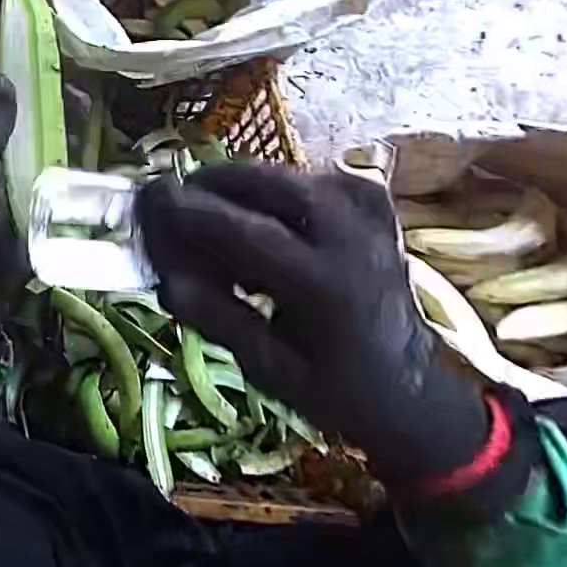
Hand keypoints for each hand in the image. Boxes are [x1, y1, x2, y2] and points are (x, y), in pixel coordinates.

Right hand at [139, 162, 534, 506]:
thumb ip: (218, 320)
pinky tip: (257, 221)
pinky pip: (301, 178)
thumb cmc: (339, 392)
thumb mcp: (271, 372)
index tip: (149, 200)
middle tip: (173, 204)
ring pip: (280, 175)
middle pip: (264, 184)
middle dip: (209, 185)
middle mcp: (353, 238)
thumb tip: (167, 280)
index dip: (191, 212)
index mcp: (331, 288)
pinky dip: (266, 191)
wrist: (417, 390)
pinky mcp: (370, 204)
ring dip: (235, 188)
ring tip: (212, 224)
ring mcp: (368, 214)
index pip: (246, 232)